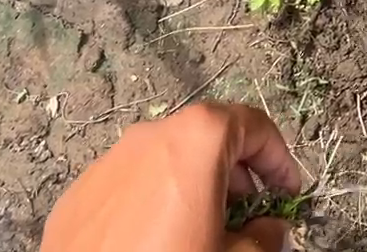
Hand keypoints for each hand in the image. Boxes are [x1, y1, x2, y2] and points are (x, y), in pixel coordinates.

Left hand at [41, 102, 302, 251]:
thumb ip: (266, 237)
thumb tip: (271, 229)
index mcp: (199, 137)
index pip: (256, 127)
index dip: (280, 160)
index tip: (289, 193)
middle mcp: (154, 133)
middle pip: (210, 138)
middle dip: (236, 173)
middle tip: (249, 215)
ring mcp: (109, 161)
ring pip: (167, 159)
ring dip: (193, 186)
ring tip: (201, 230)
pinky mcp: (78, 196)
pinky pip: (129, 186)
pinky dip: (152, 203)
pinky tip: (153, 243)